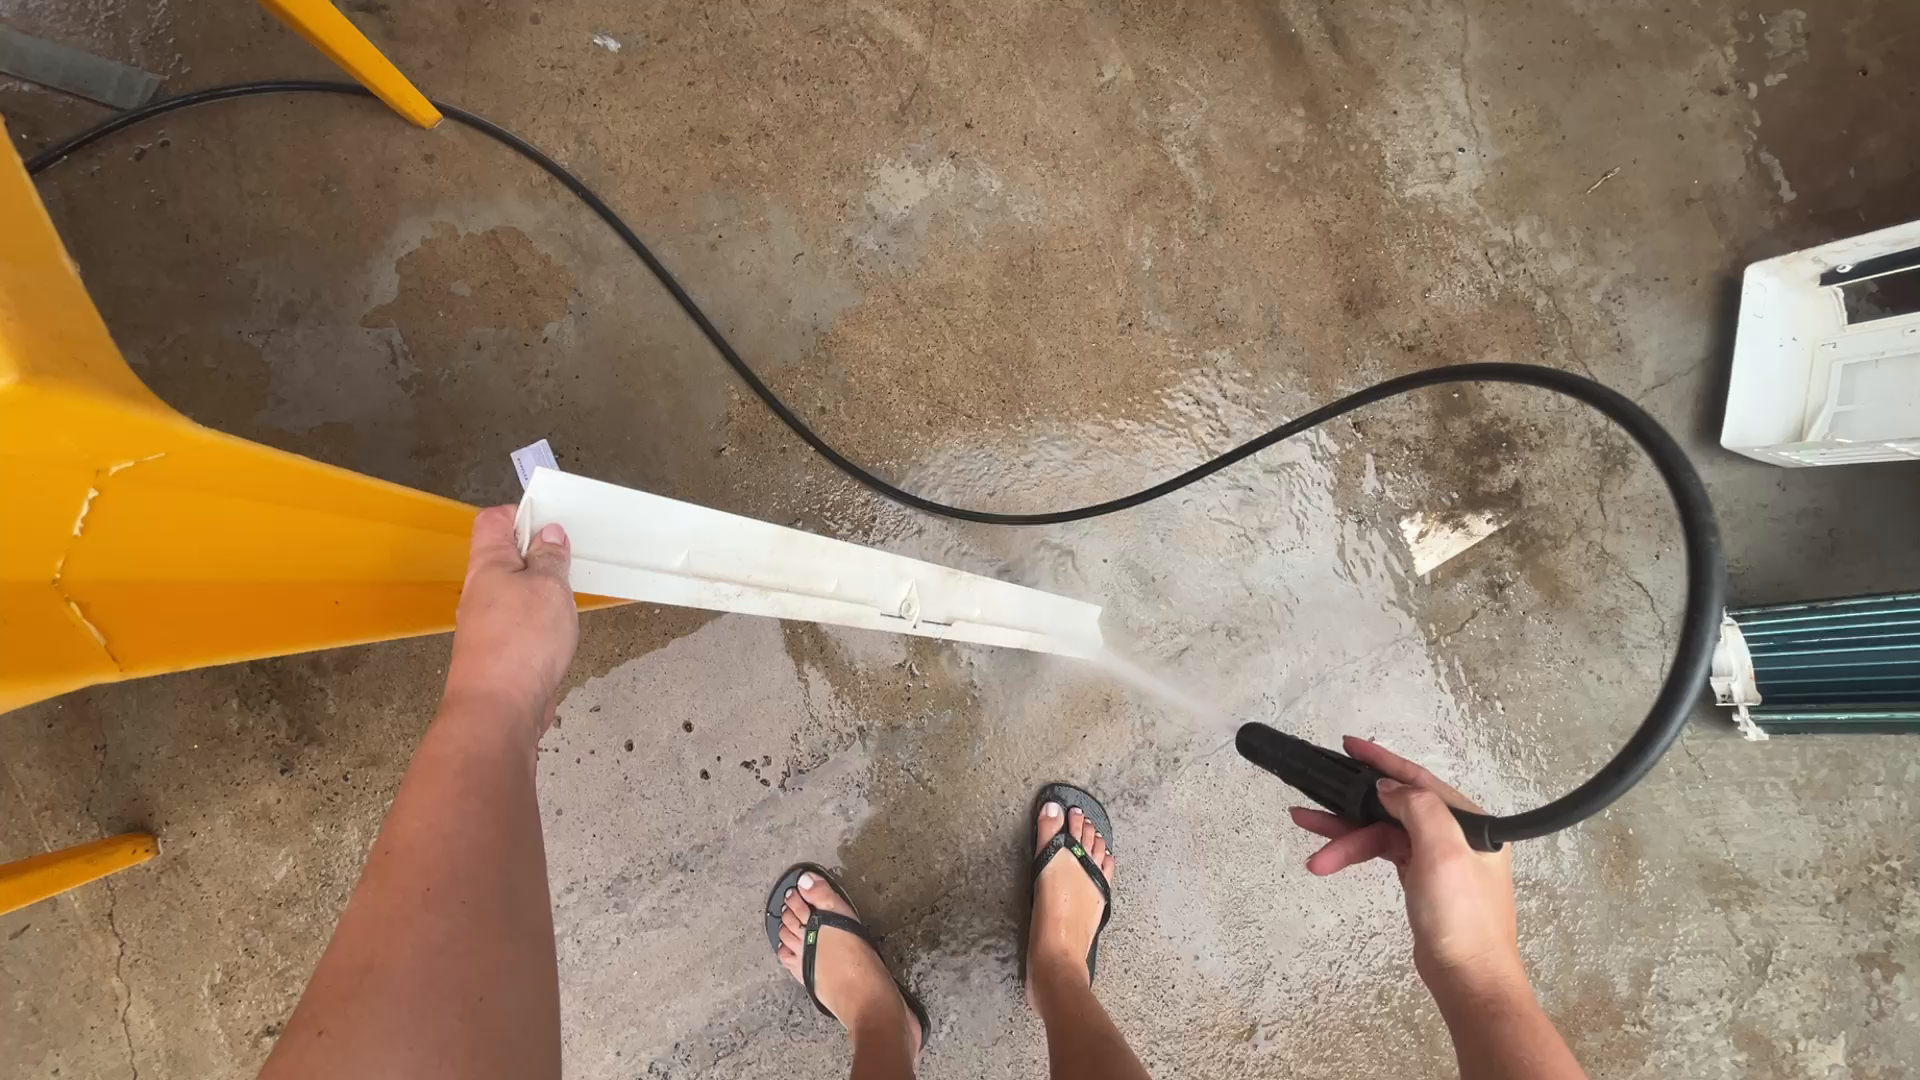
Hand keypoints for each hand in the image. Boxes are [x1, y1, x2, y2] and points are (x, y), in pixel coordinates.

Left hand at [441, 505, 578, 743]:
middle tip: (572, 554)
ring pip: (516, 589)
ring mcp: (489, 622)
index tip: (553, 519)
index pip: (493, 521)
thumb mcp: (548, 586)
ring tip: (572, 589)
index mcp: (487, 565)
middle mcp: (481, 590)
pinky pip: (523, 619)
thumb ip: (549, 558)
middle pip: (505, 556)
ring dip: (544, 585)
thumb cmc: (522, 640)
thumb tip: (549, 534)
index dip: (521, 514)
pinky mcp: (503, 649)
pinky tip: (563, 625)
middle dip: (539, 551)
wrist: (501, 707)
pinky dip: (543, 614)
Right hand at [1288, 737, 1524, 999]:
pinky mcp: (1419, 876)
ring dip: (1343, 833)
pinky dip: (1353, 850)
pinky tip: (1327, 856)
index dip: (1381, 760)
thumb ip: (1418, 807)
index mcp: (1469, 823)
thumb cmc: (1461, 915)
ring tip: (1305, 828)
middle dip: (1348, 805)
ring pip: (1379, 830)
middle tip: (1311, 797)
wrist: (1468, 979)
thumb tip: (1387, 786)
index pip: (1418, 779)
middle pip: (1390, 806)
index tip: (1348, 745)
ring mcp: (1434, 856)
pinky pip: (1379, 850)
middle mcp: (1453, 834)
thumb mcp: (1443, 852)